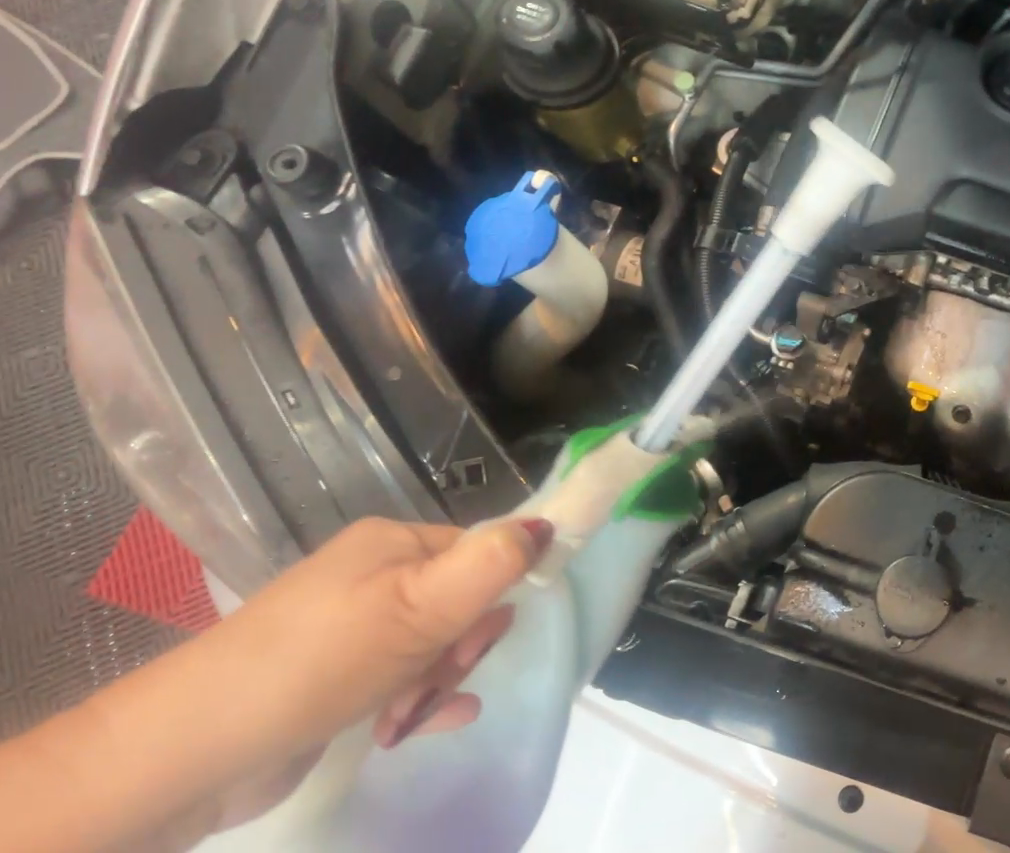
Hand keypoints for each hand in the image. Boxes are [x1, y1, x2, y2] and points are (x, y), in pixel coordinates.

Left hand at [203, 515, 553, 757]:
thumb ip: (493, 563)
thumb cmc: (321, 662)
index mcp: (393, 543)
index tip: (482, 635)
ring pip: (434, 645)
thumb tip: (549, 524)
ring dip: (439, 681)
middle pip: (461, 601)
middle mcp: (373, 576)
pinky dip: (420, 699)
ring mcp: (350, 629)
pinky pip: (402, 679)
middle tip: (440, 676)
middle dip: (464, 645)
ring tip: (409, 714)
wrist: (191, 753)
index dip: (495, 592)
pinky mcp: (334, 678)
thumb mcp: (421, 606)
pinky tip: (427, 721)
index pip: (479, 551)